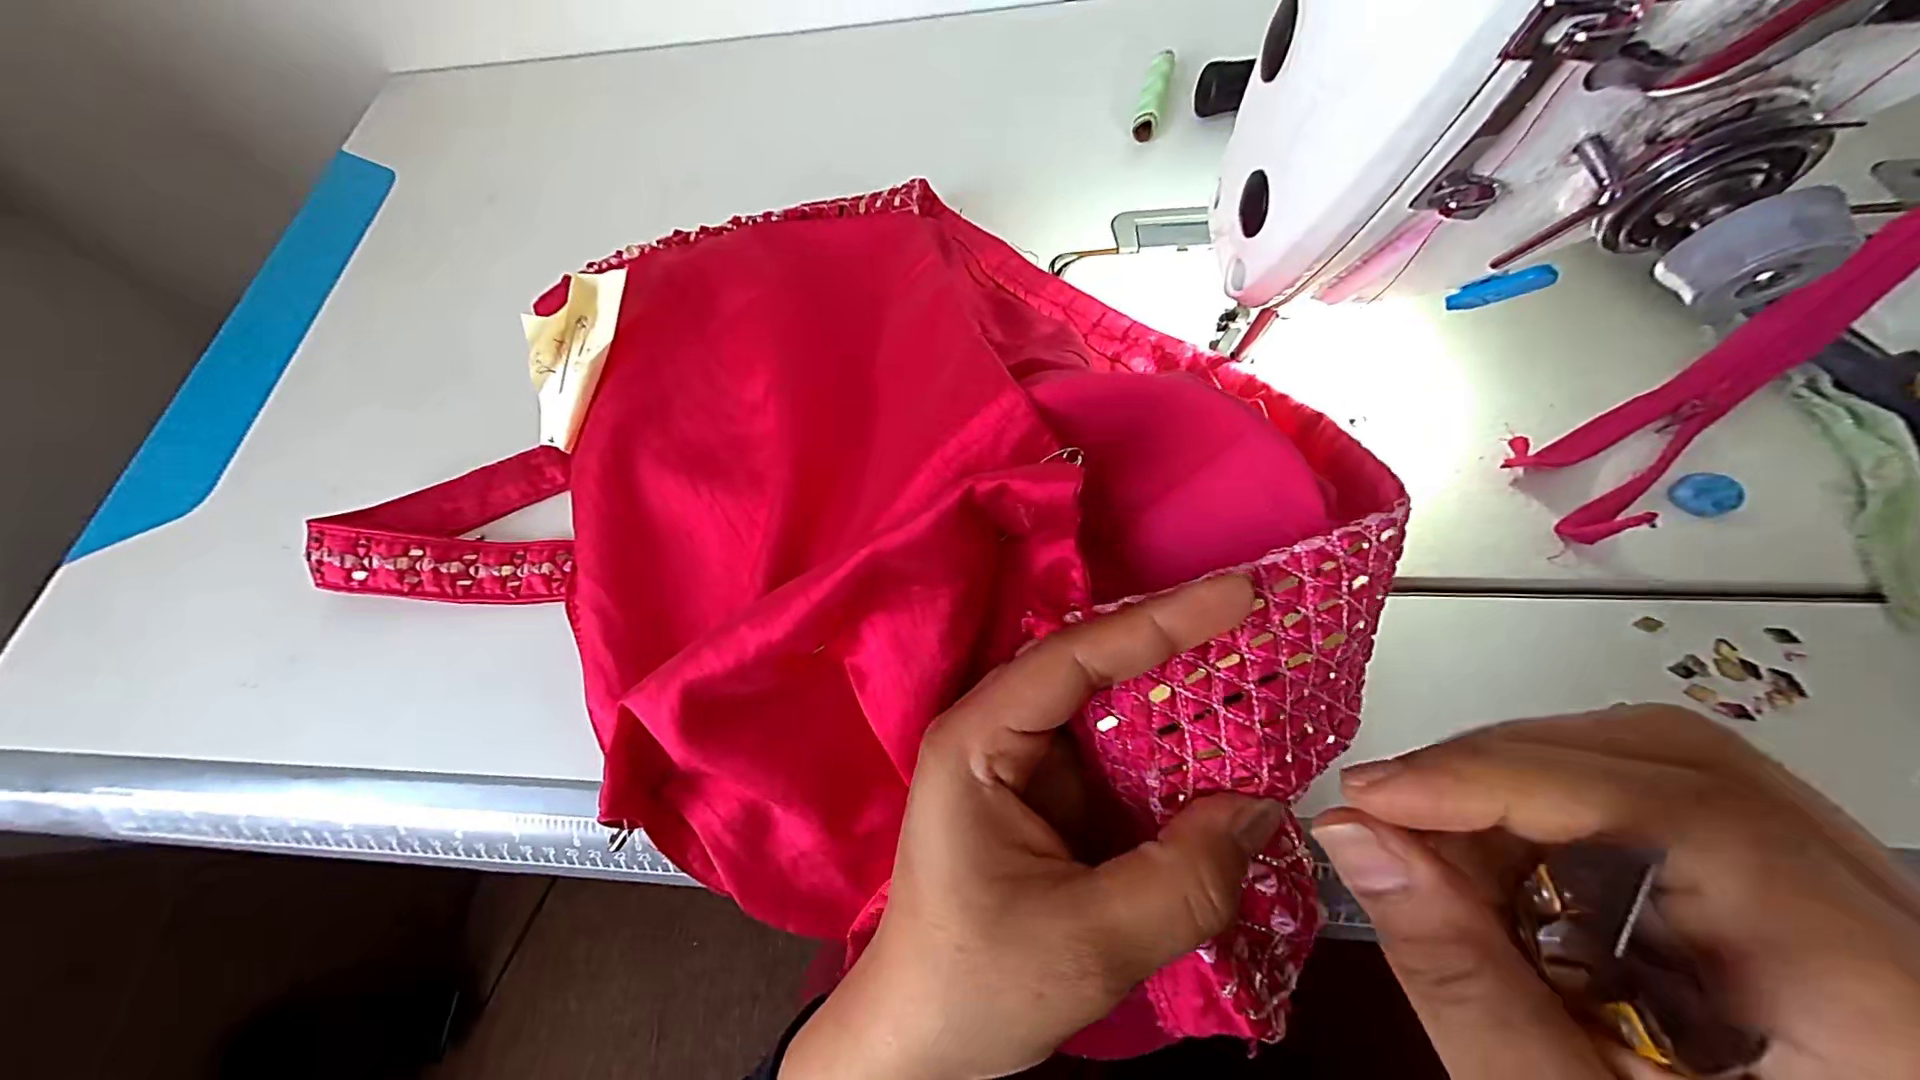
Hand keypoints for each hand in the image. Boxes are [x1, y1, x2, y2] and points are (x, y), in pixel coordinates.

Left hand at [780, 575, 1286, 1079]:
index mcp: (978, 742)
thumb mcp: (1089, 941)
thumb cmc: (976, 984)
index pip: (1072, 657)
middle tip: (1257, 619)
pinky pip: (1118, 757)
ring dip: (1179, 700)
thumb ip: (1185, 876)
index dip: (1157, 620)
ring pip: (1111, 711)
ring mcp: (1024, 763)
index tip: (1236, 592)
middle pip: (1091, 669)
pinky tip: (1221, 753)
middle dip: (1173, 645)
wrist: (923, 1038)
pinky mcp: (1049, 795)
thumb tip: (1261, 805)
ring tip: (1255, 675)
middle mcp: (996, 734)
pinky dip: (1171, 753)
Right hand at [1312, 705, 1919, 1078]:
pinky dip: (1541, 813)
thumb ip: (1460, 978)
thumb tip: (1351, 833)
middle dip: (1496, 768)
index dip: (1501, 777)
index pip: (1690, 813)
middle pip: (1674, 763)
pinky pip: (1654, 801)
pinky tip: (1495, 867)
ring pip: (1659, 765)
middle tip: (1391, 809)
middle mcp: (1905, 942)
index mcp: (1891, 1014)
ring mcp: (1859, 914)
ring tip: (1434, 843)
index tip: (1375, 794)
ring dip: (1511, 784)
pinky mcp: (1797, 906)